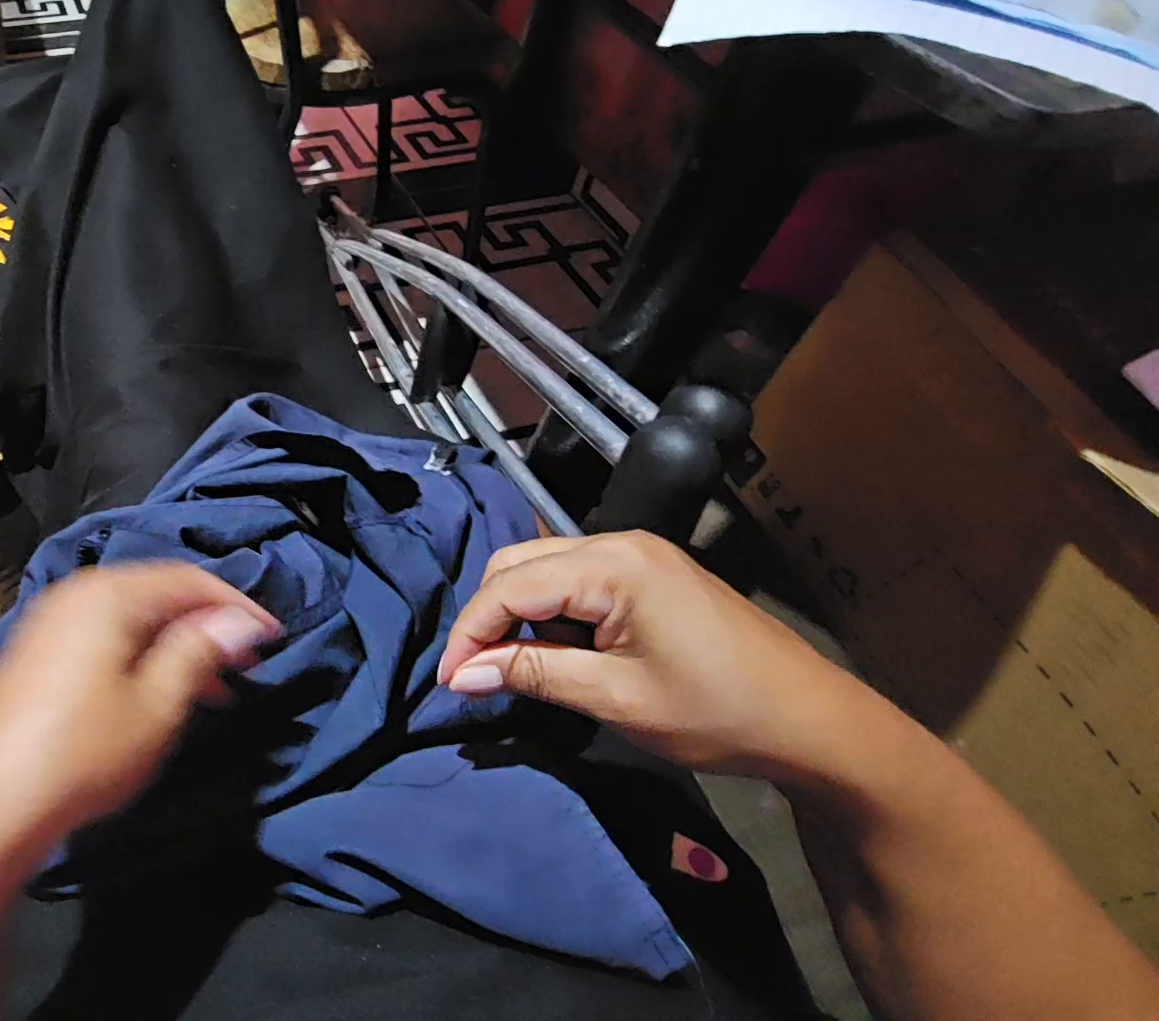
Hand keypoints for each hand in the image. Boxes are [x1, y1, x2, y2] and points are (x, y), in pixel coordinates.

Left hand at [0, 562, 279, 860]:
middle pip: (159, 594)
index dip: (235, 607)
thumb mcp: (155, 705)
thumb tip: (238, 621)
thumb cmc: (80, 753)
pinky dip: (143, 656)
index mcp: (107, 595)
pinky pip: (107, 636)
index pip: (188, 580)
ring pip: (134, 618)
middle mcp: (77, 594)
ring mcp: (53, 622)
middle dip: (207, 626)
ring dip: (177, 645)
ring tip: (214, 688)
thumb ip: (199, 652)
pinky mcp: (41, 651)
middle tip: (246, 665)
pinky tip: (161, 693)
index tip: (272, 638)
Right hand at [436, 531, 890, 781]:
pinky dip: (545, 610)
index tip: (447, 681)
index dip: (469, 632)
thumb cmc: (719, 713)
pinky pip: (570, 577)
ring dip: (513, 612)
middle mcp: (618, 542)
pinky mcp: (645, 571)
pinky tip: (548, 646)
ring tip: (506, 664)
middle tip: (472, 673)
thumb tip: (460, 675)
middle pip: (517, 564)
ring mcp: (635, 552)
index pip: (509, 586)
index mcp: (614, 564)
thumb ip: (532, 673)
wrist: (819, 724)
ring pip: (539, 568)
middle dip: (486, 617)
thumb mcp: (616, 699)